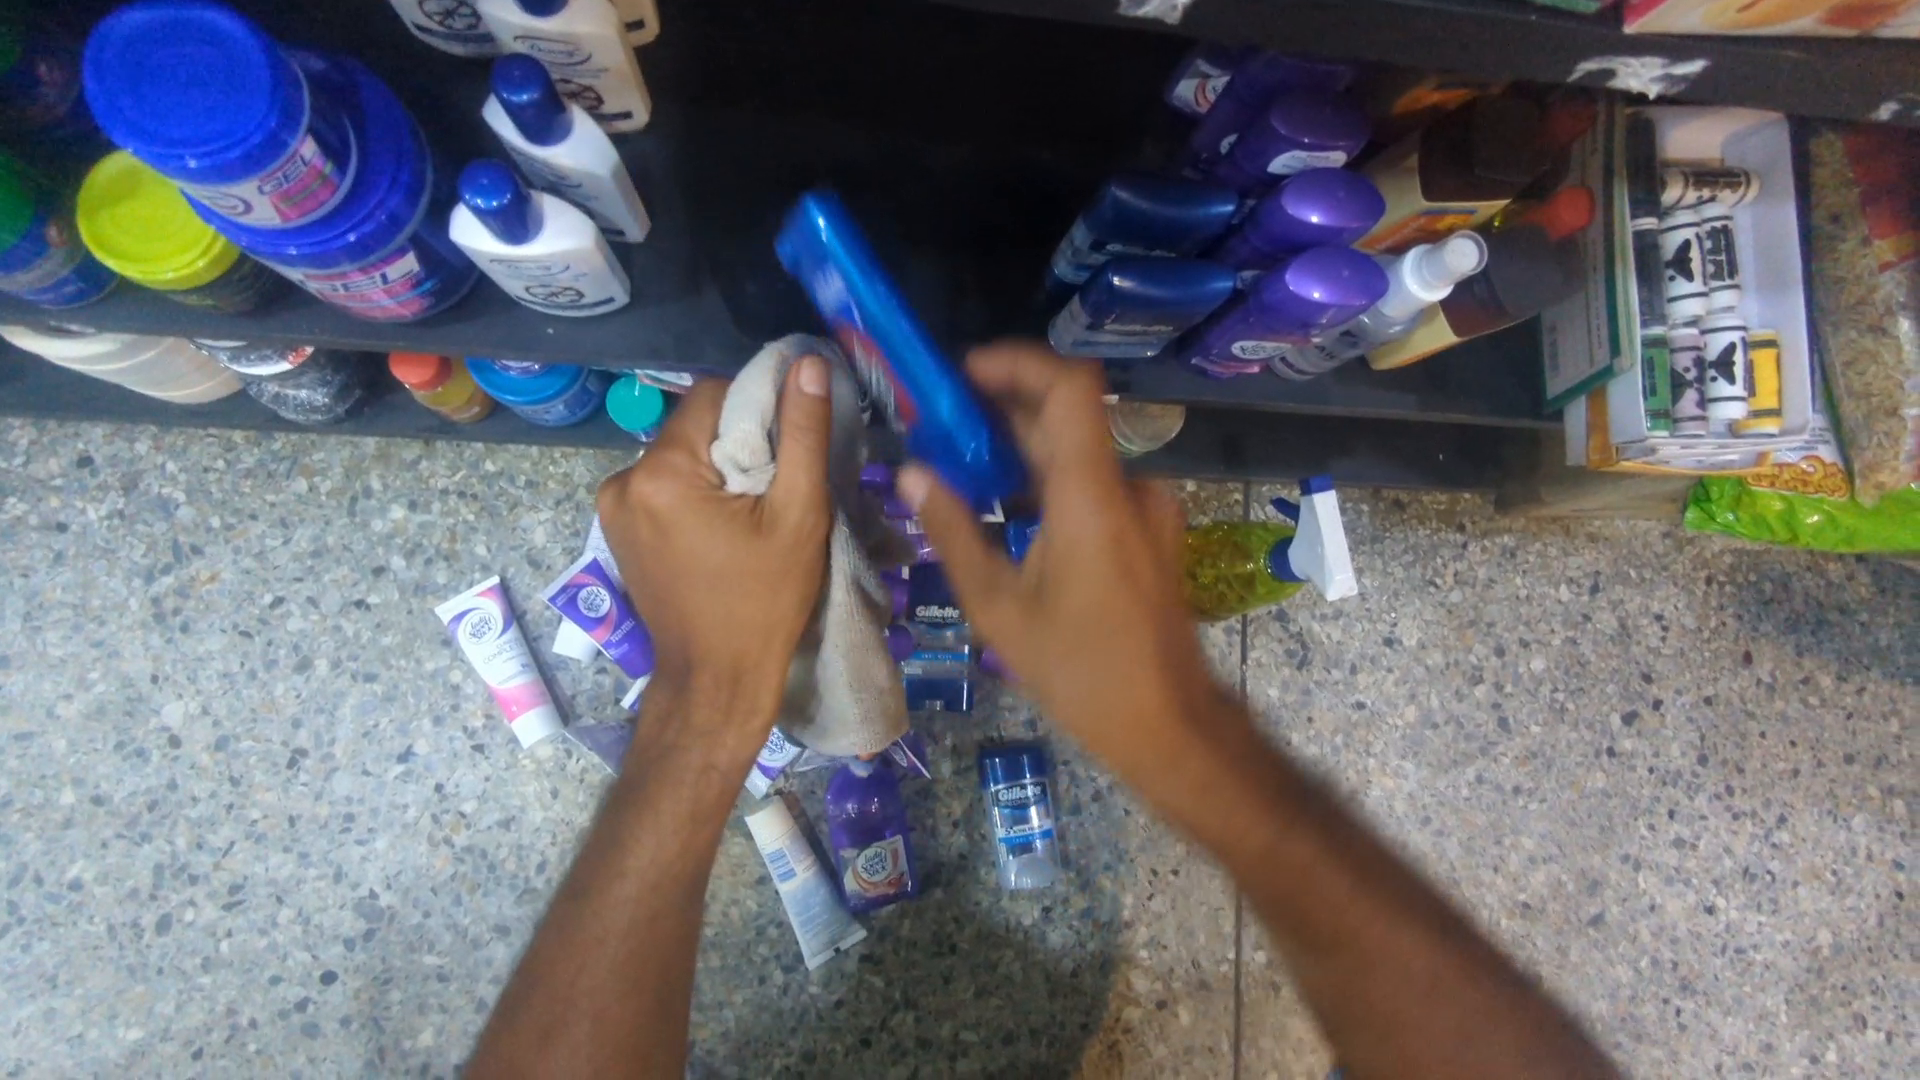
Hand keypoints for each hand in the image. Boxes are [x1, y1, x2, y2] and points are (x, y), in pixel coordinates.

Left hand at [596, 357, 833, 753]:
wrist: (718, 679)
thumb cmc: (765, 602)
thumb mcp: (798, 515)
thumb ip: (803, 434)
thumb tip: (808, 363)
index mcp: (663, 472)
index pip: (715, 395)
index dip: (761, 411)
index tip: (791, 451)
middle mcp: (623, 479)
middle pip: (696, 426)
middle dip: (741, 445)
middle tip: (778, 490)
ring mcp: (613, 507)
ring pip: (683, 455)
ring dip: (720, 470)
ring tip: (754, 514)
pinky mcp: (617, 530)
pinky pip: (667, 485)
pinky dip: (698, 493)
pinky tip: (725, 530)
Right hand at [896, 342, 1232, 774]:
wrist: (1166, 721)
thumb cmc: (1079, 670)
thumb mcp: (999, 606)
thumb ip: (953, 532)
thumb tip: (912, 475)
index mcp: (1090, 495)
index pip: (1069, 387)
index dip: (1018, 363)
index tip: (964, 373)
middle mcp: (1127, 487)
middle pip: (1067, 415)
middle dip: (1003, 408)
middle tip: (942, 422)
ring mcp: (1146, 508)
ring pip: (1079, 452)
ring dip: (1024, 448)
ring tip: (963, 464)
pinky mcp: (1151, 530)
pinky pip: (1094, 484)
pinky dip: (1050, 480)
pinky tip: (1010, 508)